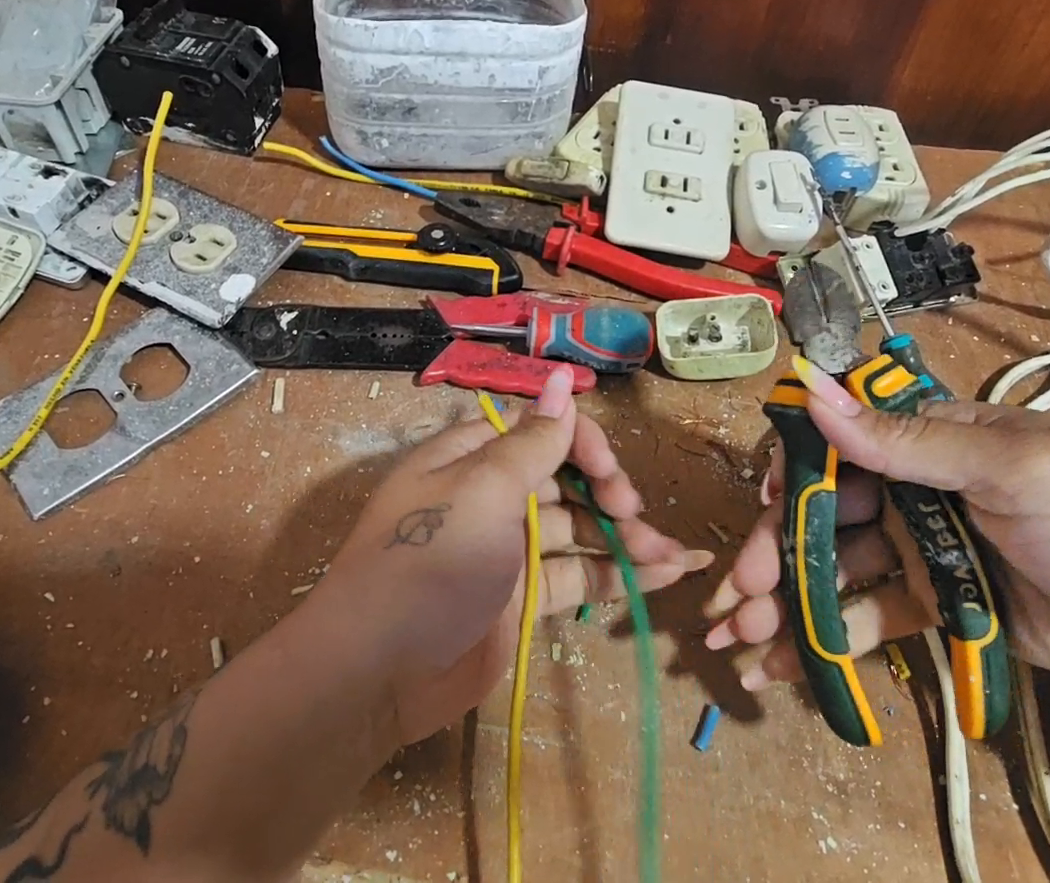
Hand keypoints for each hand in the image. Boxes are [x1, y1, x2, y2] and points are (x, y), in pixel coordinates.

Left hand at [317, 367, 713, 744]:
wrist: (380, 671)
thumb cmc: (428, 564)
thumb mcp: (481, 493)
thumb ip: (532, 442)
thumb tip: (561, 378)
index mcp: (471, 458)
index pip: (538, 429)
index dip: (580, 442)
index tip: (608, 470)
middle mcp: (492, 496)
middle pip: (564, 476)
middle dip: (607, 489)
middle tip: (631, 512)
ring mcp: (509, 549)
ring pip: (578, 527)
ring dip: (624, 535)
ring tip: (669, 553)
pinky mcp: (524, 598)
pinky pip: (578, 574)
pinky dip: (620, 573)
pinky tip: (667, 573)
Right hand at [704, 362, 1049, 695]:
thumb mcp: (1014, 470)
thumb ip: (905, 439)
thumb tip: (811, 387)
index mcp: (935, 438)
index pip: (840, 443)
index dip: (792, 474)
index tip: (763, 509)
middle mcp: (919, 487)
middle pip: (825, 513)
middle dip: (774, 552)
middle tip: (735, 597)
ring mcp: (926, 548)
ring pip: (837, 568)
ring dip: (786, 601)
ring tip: (740, 639)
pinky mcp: (939, 604)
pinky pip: (870, 616)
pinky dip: (827, 638)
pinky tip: (785, 662)